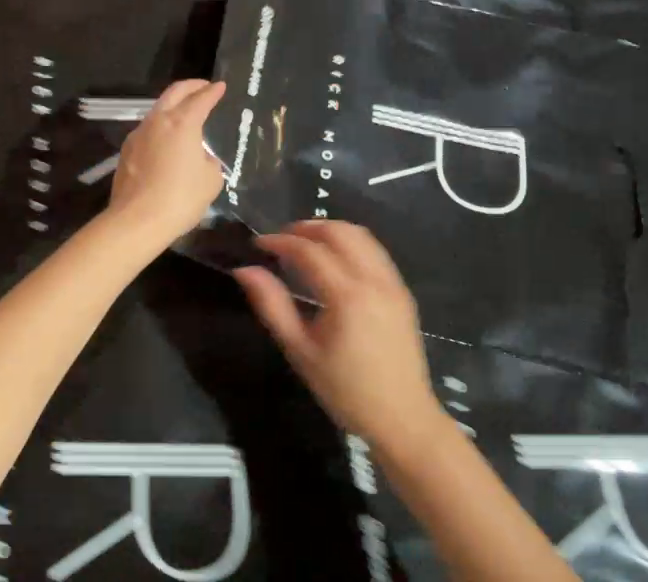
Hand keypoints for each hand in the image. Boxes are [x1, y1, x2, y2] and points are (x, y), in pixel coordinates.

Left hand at [105, 80, 227, 246]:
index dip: (213, 91)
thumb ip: (208, 160)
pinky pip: (148, 130)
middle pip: (174, 93)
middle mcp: (157, 121)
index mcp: (182, 123)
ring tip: (186, 112)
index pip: (201, 99)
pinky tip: (167, 139)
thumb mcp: (211, 180)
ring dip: (173, 106)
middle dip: (191, 86)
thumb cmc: (181, 198)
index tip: (220, 86)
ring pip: (157, 110)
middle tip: (203, 86)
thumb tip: (200, 157)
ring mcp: (138, 134)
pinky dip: (161, 126)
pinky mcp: (126, 150)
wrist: (137, 220)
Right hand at [235, 221, 440, 448]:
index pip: (309, 251)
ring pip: (361, 236)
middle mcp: (374, 280)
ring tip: (304, 246)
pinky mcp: (402, 292)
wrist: (402, 419)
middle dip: (306, 228)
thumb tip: (245, 270)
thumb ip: (272, 305)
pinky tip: (333, 262)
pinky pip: (374, 252)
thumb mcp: (300, 350)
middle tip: (280, 241)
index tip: (257, 245)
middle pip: (339, 231)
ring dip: (330, 232)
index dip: (279, 242)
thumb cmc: (345, 390)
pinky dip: (350, 244)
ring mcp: (393, 284)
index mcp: (347, 295)